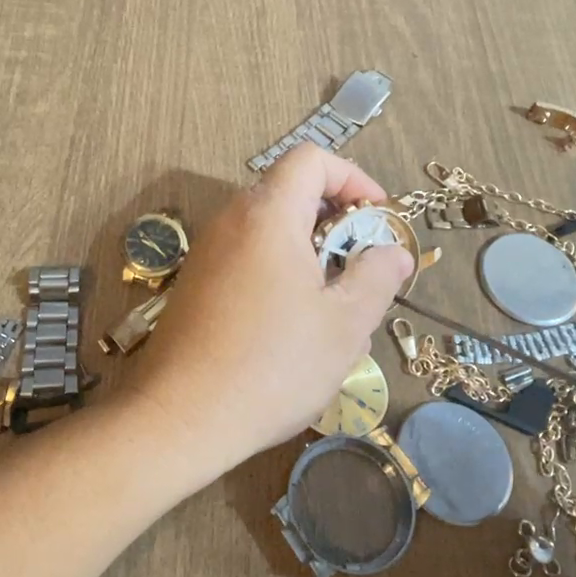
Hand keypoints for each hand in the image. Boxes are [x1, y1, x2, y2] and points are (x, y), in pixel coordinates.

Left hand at [126, 144, 413, 468]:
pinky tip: (293, 327)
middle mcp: (230, 221)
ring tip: (334, 307)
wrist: (181, 416)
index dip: (353, 178)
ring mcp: (207, 252)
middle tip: (363, 268)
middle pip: (290, 192)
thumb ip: (376, 277)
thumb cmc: (272, 365)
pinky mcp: (196, 283)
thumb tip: (395, 252)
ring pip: (270, 230)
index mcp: (267, 215)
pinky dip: (279, 272)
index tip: (378, 220)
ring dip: (309, 253)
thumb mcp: (343, 324)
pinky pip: (247, 258)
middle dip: (335, 221)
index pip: (311, 160)